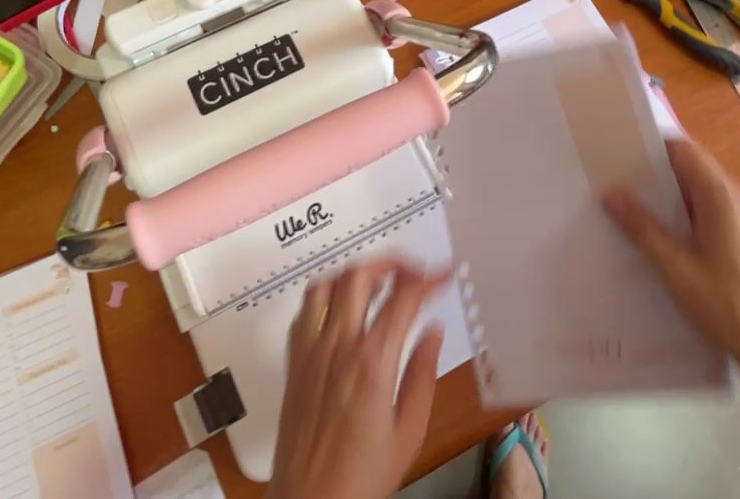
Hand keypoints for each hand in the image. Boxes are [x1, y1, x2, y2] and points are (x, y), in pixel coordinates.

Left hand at [266, 259, 448, 498]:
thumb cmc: (361, 476)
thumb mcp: (409, 431)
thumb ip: (422, 375)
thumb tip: (432, 332)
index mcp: (372, 362)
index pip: (404, 298)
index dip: (429, 278)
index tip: (445, 273)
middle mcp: (338, 345)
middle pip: (360, 275)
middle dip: (391, 261)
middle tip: (414, 270)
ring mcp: (311, 349)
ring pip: (327, 283)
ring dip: (356, 272)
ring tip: (379, 280)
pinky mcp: (294, 359)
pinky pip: (306, 308)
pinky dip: (327, 293)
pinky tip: (343, 306)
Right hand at [603, 139, 739, 373]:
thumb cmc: (729, 307)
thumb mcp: (676, 269)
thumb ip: (642, 228)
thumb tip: (611, 193)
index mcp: (722, 196)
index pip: (682, 149)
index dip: (649, 147)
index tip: (617, 153)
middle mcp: (739, 199)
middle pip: (691, 168)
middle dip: (654, 173)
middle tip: (615, 182)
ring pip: (701, 192)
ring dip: (670, 198)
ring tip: (632, 210)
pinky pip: (713, 212)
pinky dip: (687, 215)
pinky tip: (664, 239)